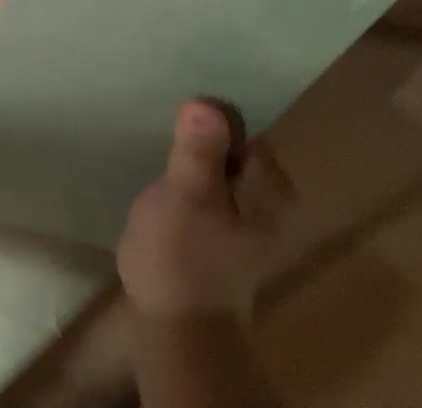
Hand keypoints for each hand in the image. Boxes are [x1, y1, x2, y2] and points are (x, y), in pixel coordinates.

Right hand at [117, 99, 297, 320]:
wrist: (178, 320)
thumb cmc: (183, 254)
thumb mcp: (186, 197)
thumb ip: (198, 152)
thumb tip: (205, 102)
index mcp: (270, 188)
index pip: (245, 130)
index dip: (210, 114)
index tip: (172, 103)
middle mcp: (267, 197)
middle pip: (232, 145)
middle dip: (198, 130)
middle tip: (154, 115)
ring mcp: (244, 214)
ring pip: (216, 164)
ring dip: (187, 150)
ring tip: (151, 135)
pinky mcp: (218, 225)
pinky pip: (205, 183)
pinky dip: (184, 171)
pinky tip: (158, 169)